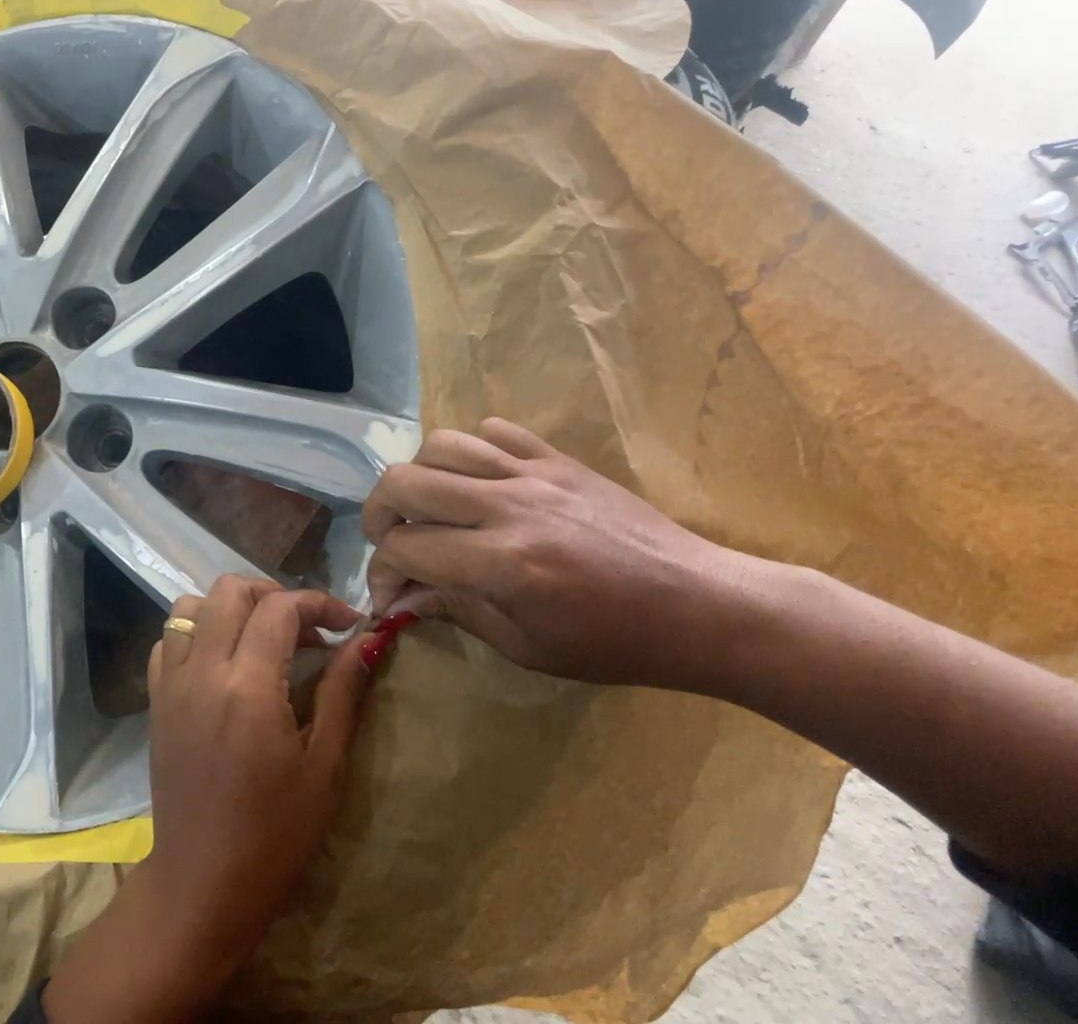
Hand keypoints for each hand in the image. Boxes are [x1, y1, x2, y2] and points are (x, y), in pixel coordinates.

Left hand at [41, 577, 372, 1022]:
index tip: (348, 624)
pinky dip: (197, 631)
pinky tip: (224, 662)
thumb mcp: (323, 764)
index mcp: (247, 686)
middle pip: (230, 590)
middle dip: (274, 594)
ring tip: (263, 639)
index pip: (279, 608)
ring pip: (191, 606)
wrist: (203, 879)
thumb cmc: (275, 832)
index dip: (319, 602)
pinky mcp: (155, 701)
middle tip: (307, 629)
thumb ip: (343, 691)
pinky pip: (168, 640)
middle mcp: (200, 671)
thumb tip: (367, 638)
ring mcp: (170, 684)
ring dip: (231, 608)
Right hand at [363, 418, 761, 688]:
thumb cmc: (612, 643)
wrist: (699, 605)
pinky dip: (472, 451)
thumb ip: (455, 610)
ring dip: (419, 476)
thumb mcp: (525, 646)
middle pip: (406, 481)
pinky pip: (496, 430)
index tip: (389, 597)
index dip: (381, 574)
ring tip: (428, 507)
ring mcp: (537, 475)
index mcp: (501, 563)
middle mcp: (510, 507)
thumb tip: (402, 598)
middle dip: (378, 514)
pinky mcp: (561, 460)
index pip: (404, 547)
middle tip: (389, 542)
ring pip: (443, 444)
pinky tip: (478, 483)